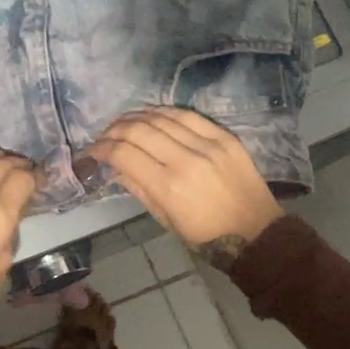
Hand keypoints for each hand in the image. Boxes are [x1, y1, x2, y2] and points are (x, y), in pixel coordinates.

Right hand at [88, 107, 283, 246]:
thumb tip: (115, 168)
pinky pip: (187, 116)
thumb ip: (138, 189)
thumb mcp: (165, 220)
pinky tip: (152, 115)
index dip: (101, 149)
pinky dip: (164, 112)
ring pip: (161, 118)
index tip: (92, 152)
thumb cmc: (205, 236)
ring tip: (123, 123)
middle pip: (138, 131)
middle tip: (104, 136)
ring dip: (136, 117)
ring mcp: (208, 145)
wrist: (257, 234)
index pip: (123, 154)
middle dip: (114, 130)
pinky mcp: (225, 137)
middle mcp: (185, 160)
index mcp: (168, 187)